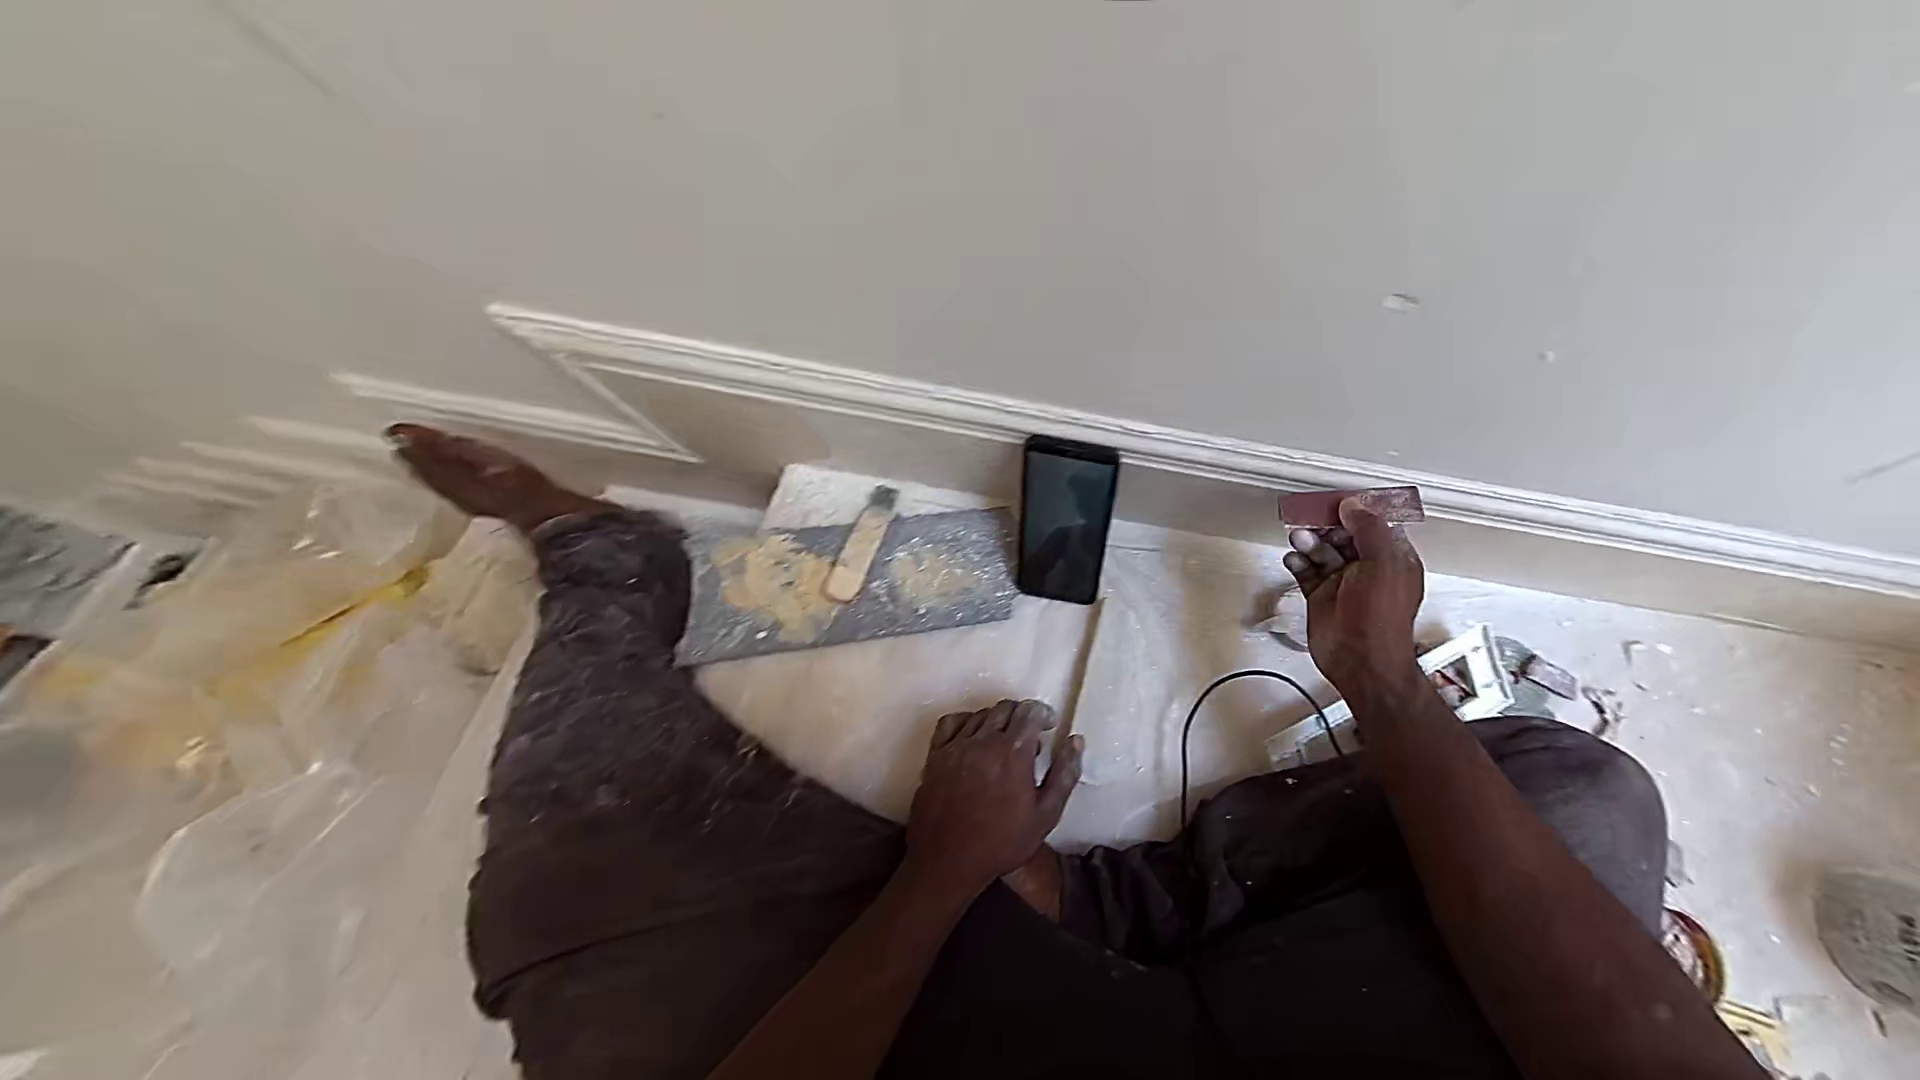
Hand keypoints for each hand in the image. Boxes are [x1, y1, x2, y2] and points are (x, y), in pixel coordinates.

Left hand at [905, 700, 1083, 895]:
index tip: (1048, 725)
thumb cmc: (1002, 842)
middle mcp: (983, 740)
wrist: (948, 860)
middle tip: (1029, 736)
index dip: (1042, 714)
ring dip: (996, 719)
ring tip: (1003, 740)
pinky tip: (972, 735)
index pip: (1029, 712)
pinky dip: (966, 721)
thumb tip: (1076, 741)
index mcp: (1012, 752)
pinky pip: (951, 722)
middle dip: (1021, 715)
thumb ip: (1064, 774)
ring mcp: (957, 745)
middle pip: (1005, 709)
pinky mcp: (936, 754)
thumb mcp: (1045, 815)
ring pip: (980, 714)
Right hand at [1281, 500, 1425, 698]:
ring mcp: (1343, 582)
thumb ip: (1369, 530)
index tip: (1337, 503)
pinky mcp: (1320, 595)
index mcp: (1393, 558)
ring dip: (1309, 542)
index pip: (1375, 525)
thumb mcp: (1383, 564)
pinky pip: (1305, 570)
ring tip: (1299, 540)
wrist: (1359, 658)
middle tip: (1310, 520)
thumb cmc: (1380, 618)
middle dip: (1325, 526)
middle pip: (1343, 535)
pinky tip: (1294, 559)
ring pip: (1321, 551)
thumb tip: (1354, 506)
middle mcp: (1368, 568)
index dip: (1356, 511)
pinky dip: (1297, 562)